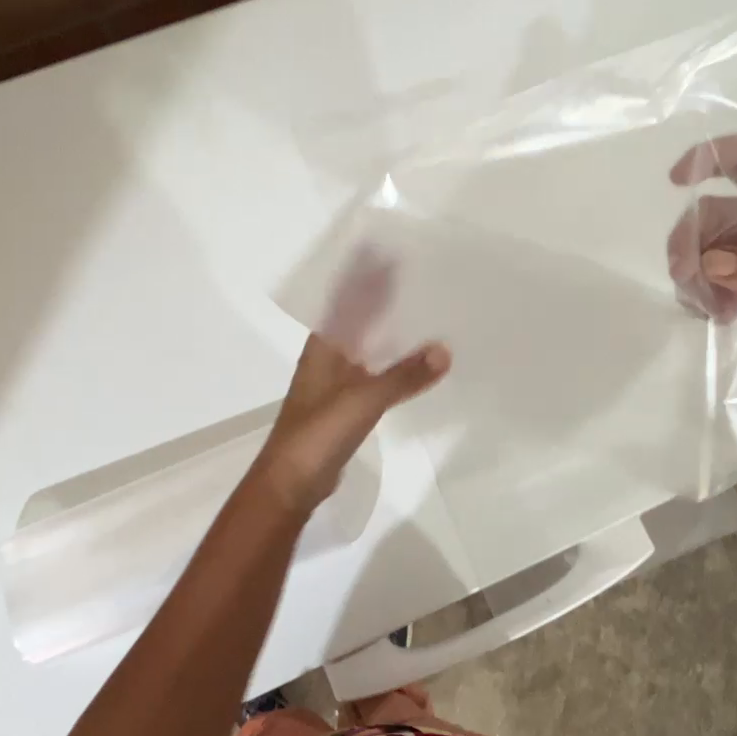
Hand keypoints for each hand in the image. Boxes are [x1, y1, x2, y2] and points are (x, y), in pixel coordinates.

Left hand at [252, 247, 450, 512]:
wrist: (291, 483)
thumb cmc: (318, 434)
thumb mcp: (364, 400)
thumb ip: (403, 376)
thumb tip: (445, 349)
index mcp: (324, 349)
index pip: (345, 301)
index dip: (363, 278)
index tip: (387, 252)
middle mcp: (327, 360)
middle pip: (355, 321)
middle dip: (379, 299)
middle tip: (415, 276)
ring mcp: (335, 385)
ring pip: (365, 348)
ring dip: (387, 331)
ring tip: (421, 312)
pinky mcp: (344, 409)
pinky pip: (372, 375)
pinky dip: (390, 364)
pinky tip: (412, 364)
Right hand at [670, 136, 736, 421]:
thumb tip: (709, 260)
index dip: (719, 158)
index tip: (680, 178)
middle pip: (717, 211)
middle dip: (696, 236)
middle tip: (688, 271)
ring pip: (702, 248)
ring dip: (694, 272)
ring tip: (711, 304)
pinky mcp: (736, 298)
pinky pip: (699, 284)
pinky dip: (696, 295)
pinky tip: (714, 315)